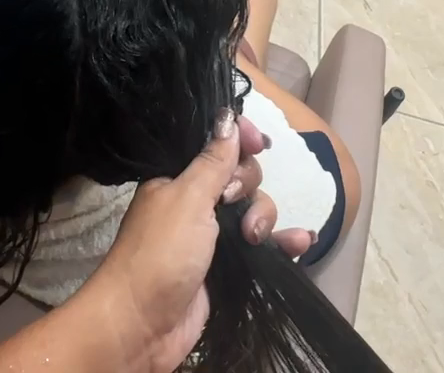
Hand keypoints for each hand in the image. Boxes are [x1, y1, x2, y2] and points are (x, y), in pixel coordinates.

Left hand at [79, 112, 307, 372]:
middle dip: (248, 184)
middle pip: (240, 175)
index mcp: (178, 176)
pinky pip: (262, 245)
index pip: (216, 144)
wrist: (143, 326)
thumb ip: (213, 160)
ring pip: (253, 209)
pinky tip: (301, 242)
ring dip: (265, 216)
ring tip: (254, 237)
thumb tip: (228, 117)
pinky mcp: (228, 266)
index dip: (239, 138)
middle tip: (233, 202)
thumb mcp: (187, 198)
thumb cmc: (160, 253)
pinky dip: (282, 242)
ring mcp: (212, 235)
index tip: (258, 141)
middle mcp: (196, 201)